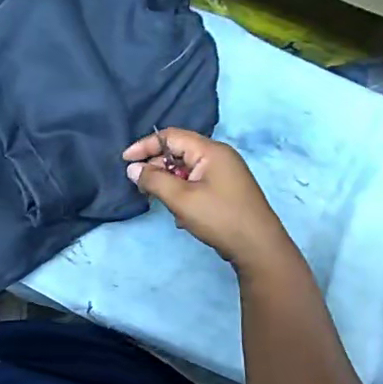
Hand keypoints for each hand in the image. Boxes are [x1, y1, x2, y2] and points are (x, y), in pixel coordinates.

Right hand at [123, 128, 290, 269]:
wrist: (258, 247)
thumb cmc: (219, 217)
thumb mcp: (181, 199)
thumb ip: (153, 180)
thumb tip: (133, 169)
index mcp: (210, 151)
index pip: (171, 136)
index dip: (145, 146)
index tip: (125, 160)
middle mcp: (218, 157)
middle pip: (178, 152)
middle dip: (155, 167)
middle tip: (139, 186)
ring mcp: (223, 174)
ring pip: (185, 170)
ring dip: (168, 182)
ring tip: (159, 201)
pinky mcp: (224, 190)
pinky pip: (195, 182)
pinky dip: (181, 192)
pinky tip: (179, 213)